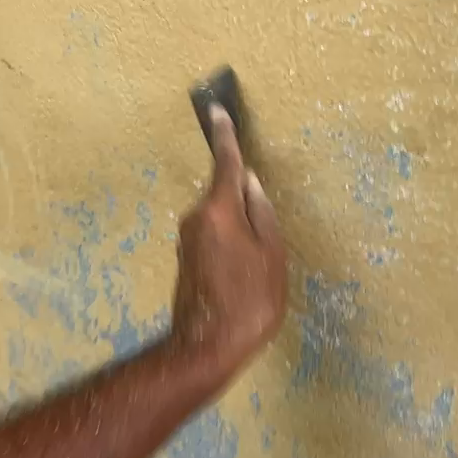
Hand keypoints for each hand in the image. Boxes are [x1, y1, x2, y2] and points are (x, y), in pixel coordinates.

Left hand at [168, 104, 287, 381]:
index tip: (217, 109)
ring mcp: (188, 238)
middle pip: (225, 193)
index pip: (226, 162)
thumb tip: (251, 183)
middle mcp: (197, 216)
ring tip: (257, 267)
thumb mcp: (271, 254)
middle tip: (265, 236)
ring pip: (220, 216)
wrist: (206, 348)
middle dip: (244, 200)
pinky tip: (242, 275)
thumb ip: (262, 213)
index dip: (225, 134)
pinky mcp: (186, 258)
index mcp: (219, 208)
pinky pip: (213, 235)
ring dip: (238, 227)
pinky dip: (229, 242)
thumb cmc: (249, 300)